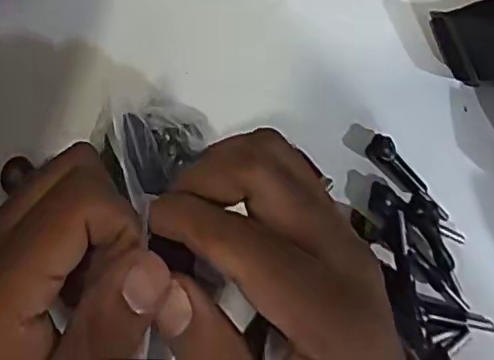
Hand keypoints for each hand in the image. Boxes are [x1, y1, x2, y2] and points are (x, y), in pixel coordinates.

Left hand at [0, 143, 194, 359]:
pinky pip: (49, 197)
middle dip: (112, 212)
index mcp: (2, 272)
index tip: (124, 288)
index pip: (86, 193)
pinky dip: (77, 223)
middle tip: (112, 280)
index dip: (122, 230)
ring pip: (64, 174)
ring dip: (96, 217)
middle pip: (75, 167)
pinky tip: (73, 285)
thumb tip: (153, 266)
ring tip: (92, 287)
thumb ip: (106, 330)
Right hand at [148, 130, 403, 358]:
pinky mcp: (340, 227)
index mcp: (327, 308)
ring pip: (279, 152)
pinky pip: (291, 167)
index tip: (147, 224)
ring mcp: (346, 232)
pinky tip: (226, 206)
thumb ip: (209, 347)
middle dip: (203, 177)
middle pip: (264, 167)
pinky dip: (249, 169)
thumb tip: (161, 281)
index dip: (186, 221)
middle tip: (167, 212)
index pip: (243, 237)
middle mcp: (343, 252)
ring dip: (226, 164)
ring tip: (193, 203)